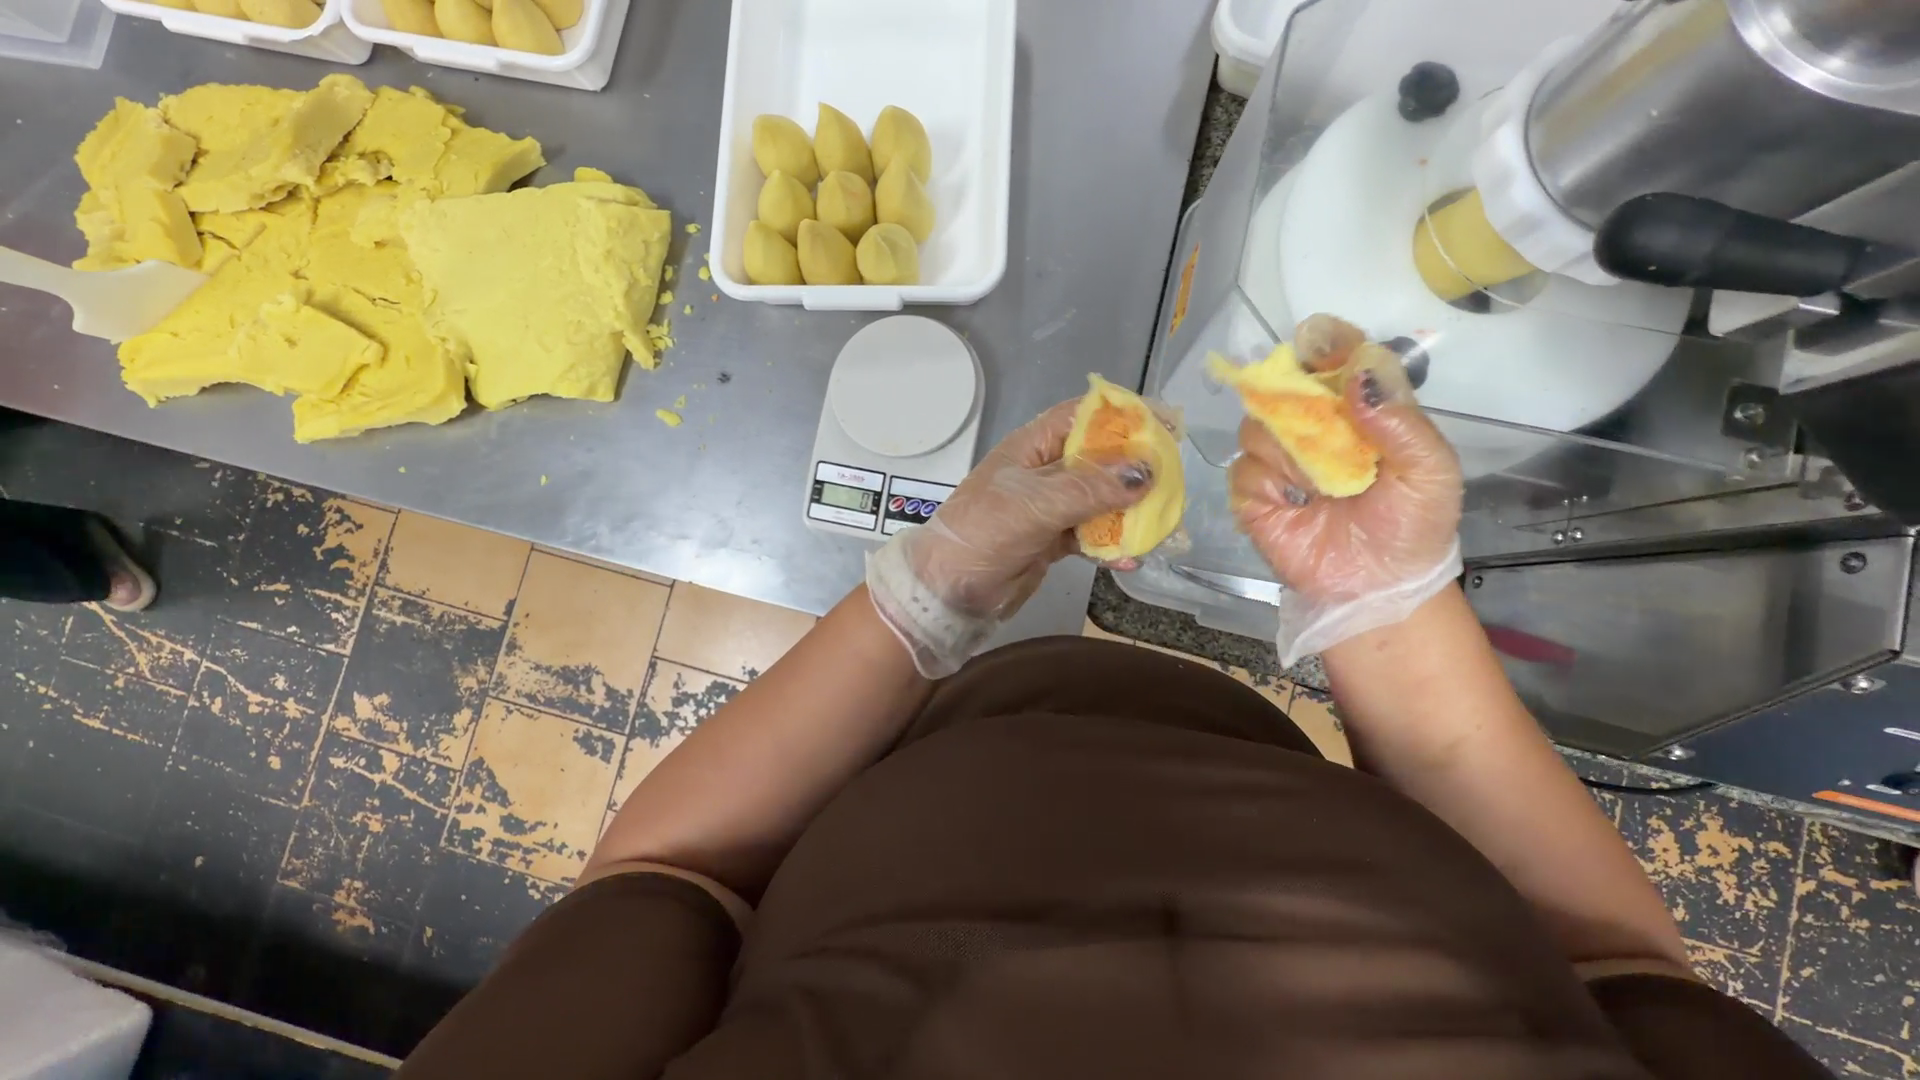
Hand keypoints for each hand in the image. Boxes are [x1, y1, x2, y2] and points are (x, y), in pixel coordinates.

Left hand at [867, 398, 1150, 675]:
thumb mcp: (1036, 504)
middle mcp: (1043, 471)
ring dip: (1128, 510)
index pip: (1084, 416)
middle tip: (1173, 479)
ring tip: (1160, 522)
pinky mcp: (1052, 540)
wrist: (948, 590)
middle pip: (1100, 457)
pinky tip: (1130, 558)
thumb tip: (1145, 471)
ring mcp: (1049, 507)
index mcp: (1033, 446)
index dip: (1124, 415)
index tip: (1166, 423)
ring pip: (1100, 499)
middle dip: (1135, 467)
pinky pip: (1091, 535)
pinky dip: (1111, 545)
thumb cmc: (983, 533)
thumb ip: (1090, 487)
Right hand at [1228, 342, 1463, 661]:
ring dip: (1288, 447)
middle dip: (1296, 394)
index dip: (1326, 342)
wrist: (1380, 588)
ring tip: (1320, 481)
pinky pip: (1244, 468)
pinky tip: (1296, 502)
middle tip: (1319, 419)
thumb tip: (1358, 374)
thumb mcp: (1430, 471)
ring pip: (1258, 424)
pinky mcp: (1255, 493)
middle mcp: (1315, 427)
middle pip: (1285, 383)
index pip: (1337, 359)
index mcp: (1361, 411)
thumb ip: (1400, 420)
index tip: (1321, 340)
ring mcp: (1280, 460)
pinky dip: (1269, 480)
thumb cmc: (1413, 527)